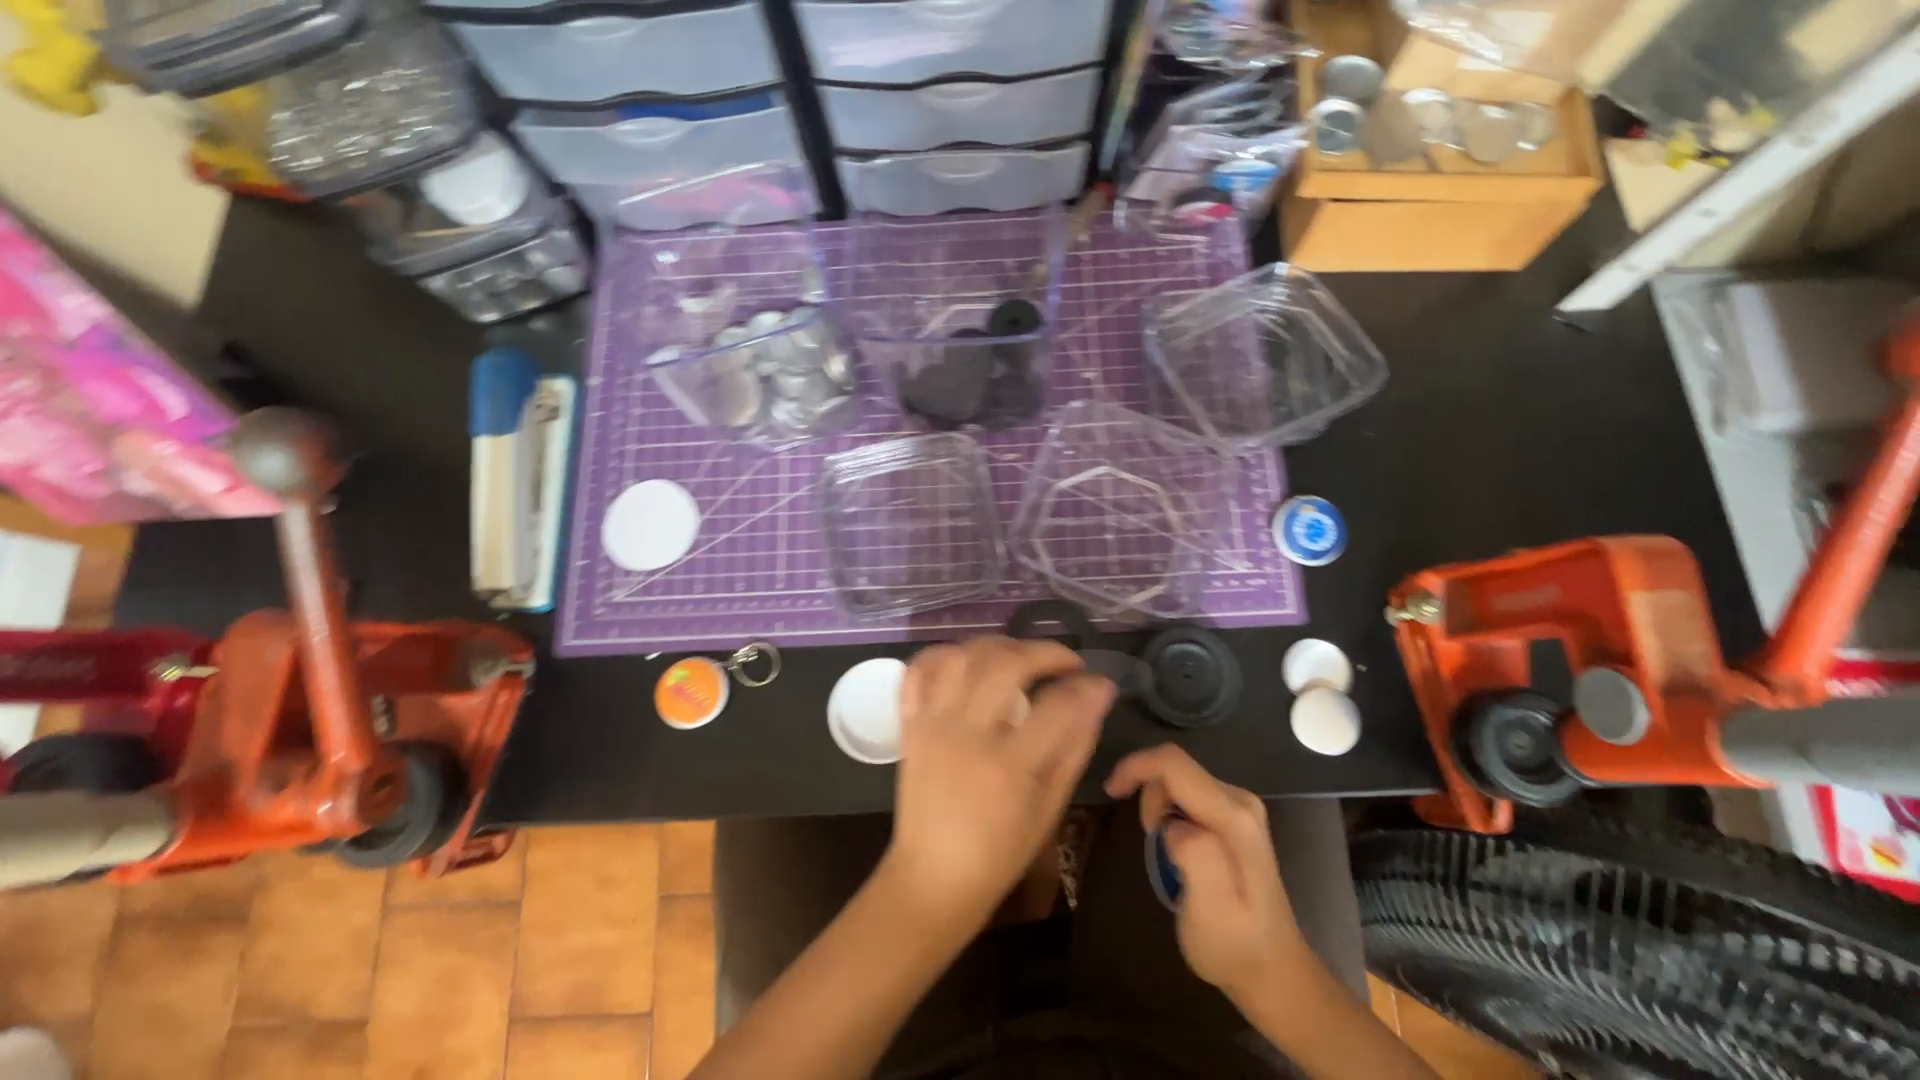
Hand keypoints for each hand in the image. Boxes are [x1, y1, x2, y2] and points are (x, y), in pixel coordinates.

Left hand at [883, 637, 1114, 926]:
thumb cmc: (999, 853)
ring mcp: (931, 726)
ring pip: (961, 656)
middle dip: (1045, 651)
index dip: (1086, 686)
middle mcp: (965, 735)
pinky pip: (918, 671)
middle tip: (1066, 662)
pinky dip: (944, 655)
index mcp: (1007, 767)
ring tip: (1020, 658)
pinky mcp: (909, 726)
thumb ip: (1074, 747)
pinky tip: (970, 663)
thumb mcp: (1050, 808)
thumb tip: (1098, 695)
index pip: (1056, 704)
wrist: (933, 876)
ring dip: (997, 646)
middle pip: (1006, 663)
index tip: (1099, 683)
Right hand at [1105, 745, 1308, 1003]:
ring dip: (1158, 809)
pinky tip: (1175, 850)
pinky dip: (1169, 815)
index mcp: (1233, 816)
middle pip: (1175, 770)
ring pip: (1179, 782)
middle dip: (1148, 798)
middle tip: (1151, 846)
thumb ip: (1195, 856)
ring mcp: (1240, 809)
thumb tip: (1173, 824)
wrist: (1273, 971)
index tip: (1111, 794)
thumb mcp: (1211, 908)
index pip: (1173, 764)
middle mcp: (1240, 801)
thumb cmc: (1234, 944)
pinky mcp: (1235, 820)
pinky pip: (1188, 797)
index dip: (1135, 768)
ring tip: (1164, 855)